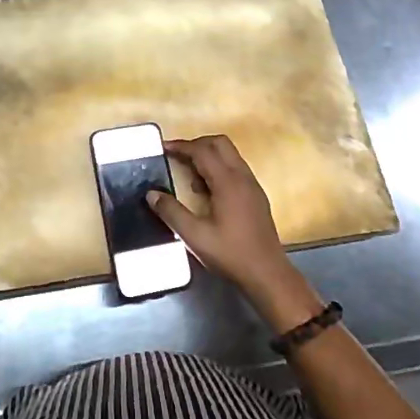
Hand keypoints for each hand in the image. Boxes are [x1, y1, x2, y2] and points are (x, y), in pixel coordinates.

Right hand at [149, 135, 322, 328]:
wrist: (268, 275)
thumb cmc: (230, 254)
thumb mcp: (194, 235)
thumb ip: (171, 212)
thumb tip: (151, 194)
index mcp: (228, 182)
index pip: (202, 151)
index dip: (181, 146)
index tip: (163, 148)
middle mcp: (243, 178)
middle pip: (220, 144)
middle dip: (196, 144)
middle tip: (177, 157)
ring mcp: (253, 186)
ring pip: (230, 155)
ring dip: (208, 157)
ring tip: (190, 179)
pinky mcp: (256, 197)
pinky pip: (236, 169)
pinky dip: (219, 169)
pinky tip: (207, 193)